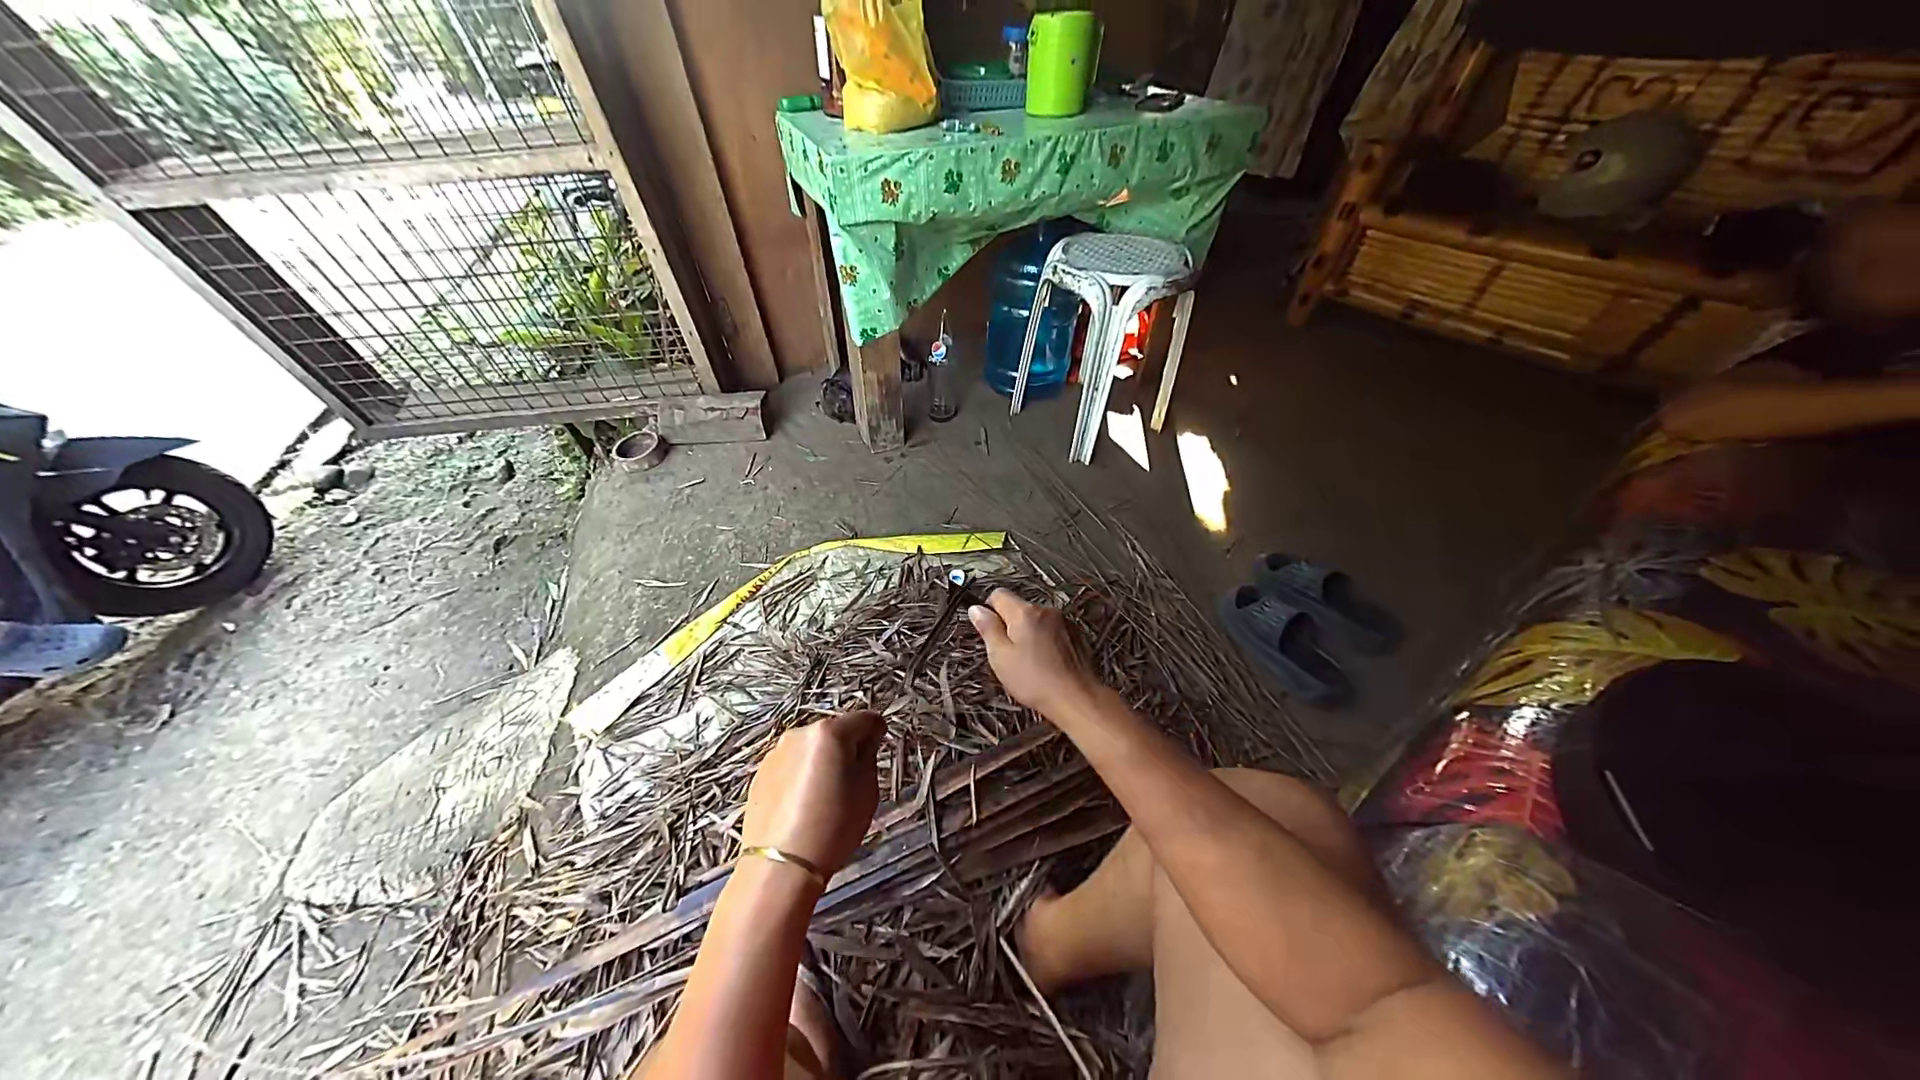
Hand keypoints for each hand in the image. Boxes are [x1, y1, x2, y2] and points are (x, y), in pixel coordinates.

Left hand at [740, 709, 884, 878]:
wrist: (781, 865)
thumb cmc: (832, 826)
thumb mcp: (867, 790)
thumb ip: (869, 756)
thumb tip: (867, 741)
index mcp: (829, 732)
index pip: (864, 719)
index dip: (876, 731)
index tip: (879, 744)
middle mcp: (799, 735)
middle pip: (834, 731)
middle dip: (846, 747)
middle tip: (855, 778)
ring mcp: (776, 754)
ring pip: (810, 749)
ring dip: (822, 761)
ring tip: (828, 796)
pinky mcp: (760, 775)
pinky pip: (790, 766)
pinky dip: (801, 777)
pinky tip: (805, 805)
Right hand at [968, 589, 1102, 717]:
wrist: (1076, 698)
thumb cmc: (1036, 681)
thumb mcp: (1000, 656)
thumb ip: (987, 628)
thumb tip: (976, 609)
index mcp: (1024, 613)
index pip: (998, 594)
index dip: (988, 610)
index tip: (988, 631)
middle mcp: (1046, 611)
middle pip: (1018, 608)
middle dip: (1009, 626)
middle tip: (1007, 653)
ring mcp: (1063, 622)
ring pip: (1035, 621)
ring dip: (1028, 635)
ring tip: (1027, 663)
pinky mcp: (1075, 635)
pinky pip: (1051, 631)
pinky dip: (1045, 642)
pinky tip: (1044, 664)